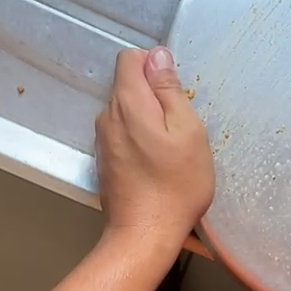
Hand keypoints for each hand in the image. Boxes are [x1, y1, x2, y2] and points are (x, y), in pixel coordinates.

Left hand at [95, 47, 213, 242]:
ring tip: (172, 146)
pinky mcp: (105, 159)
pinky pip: (124, 132)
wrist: (145, 235)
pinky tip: (159, 162)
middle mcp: (108, 116)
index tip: (176, 90)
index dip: (155, 65)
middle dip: (155, 94)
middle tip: (181, 124)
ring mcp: (103, 139)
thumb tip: (158, 56)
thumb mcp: (187, 130)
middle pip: (128, 84)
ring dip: (149, 118)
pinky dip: (141, 137)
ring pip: (127, 110)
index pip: (130, 58)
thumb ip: (169, 89)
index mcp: (127, 102)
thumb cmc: (175, 185)